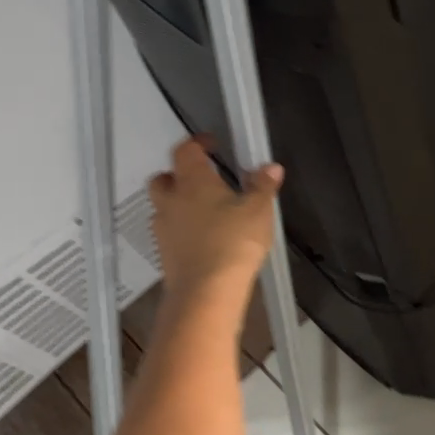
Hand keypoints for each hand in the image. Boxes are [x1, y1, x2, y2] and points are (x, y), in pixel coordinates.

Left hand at [147, 137, 282, 299]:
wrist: (206, 291)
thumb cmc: (233, 241)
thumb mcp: (259, 210)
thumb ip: (263, 186)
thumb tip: (271, 168)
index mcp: (193, 182)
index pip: (185, 151)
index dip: (197, 143)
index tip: (212, 143)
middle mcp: (171, 201)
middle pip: (164, 178)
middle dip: (180, 174)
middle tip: (204, 178)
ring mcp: (163, 229)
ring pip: (164, 206)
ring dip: (180, 203)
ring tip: (209, 210)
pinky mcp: (165, 253)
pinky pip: (170, 231)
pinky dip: (183, 228)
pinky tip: (206, 237)